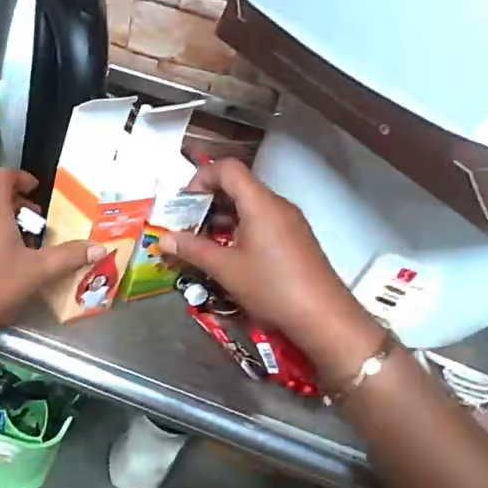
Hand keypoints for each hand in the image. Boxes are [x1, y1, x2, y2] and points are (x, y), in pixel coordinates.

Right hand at [159, 159, 380, 377]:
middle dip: (206, 203)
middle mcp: (276, 205)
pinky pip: (261, 222)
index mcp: (260, 203)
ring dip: (221, 219)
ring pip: (248, 206)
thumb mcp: (225, 269)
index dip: (201, 178)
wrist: (324, 318)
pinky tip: (227, 256)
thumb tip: (163, 240)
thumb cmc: (272, 287)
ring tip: (201, 244)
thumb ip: (192, 250)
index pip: (228, 169)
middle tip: (185, 227)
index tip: (184, 203)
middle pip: (237, 187)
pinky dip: (239, 230)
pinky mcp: (295, 239)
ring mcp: (289, 222)